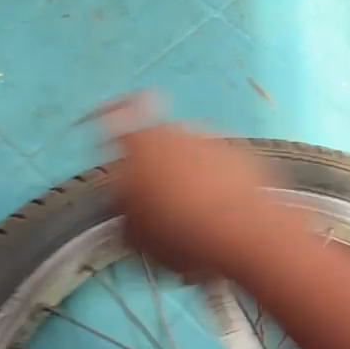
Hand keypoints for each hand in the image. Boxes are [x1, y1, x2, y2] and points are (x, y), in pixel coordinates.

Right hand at [97, 94, 297, 278]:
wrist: (242, 230)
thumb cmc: (177, 231)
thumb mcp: (135, 233)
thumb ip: (126, 211)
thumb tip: (131, 208)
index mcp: (139, 142)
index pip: (114, 115)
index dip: (108, 115)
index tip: (103, 120)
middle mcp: (176, 130)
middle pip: (159, 142)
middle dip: (158, 167)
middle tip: (160, 203)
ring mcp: (214, 139)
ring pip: (192, 156)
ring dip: (190, 177)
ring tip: (195, 217)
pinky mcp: (246, 155)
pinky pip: (222, 168)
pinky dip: (219, 184)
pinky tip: (222, 215)